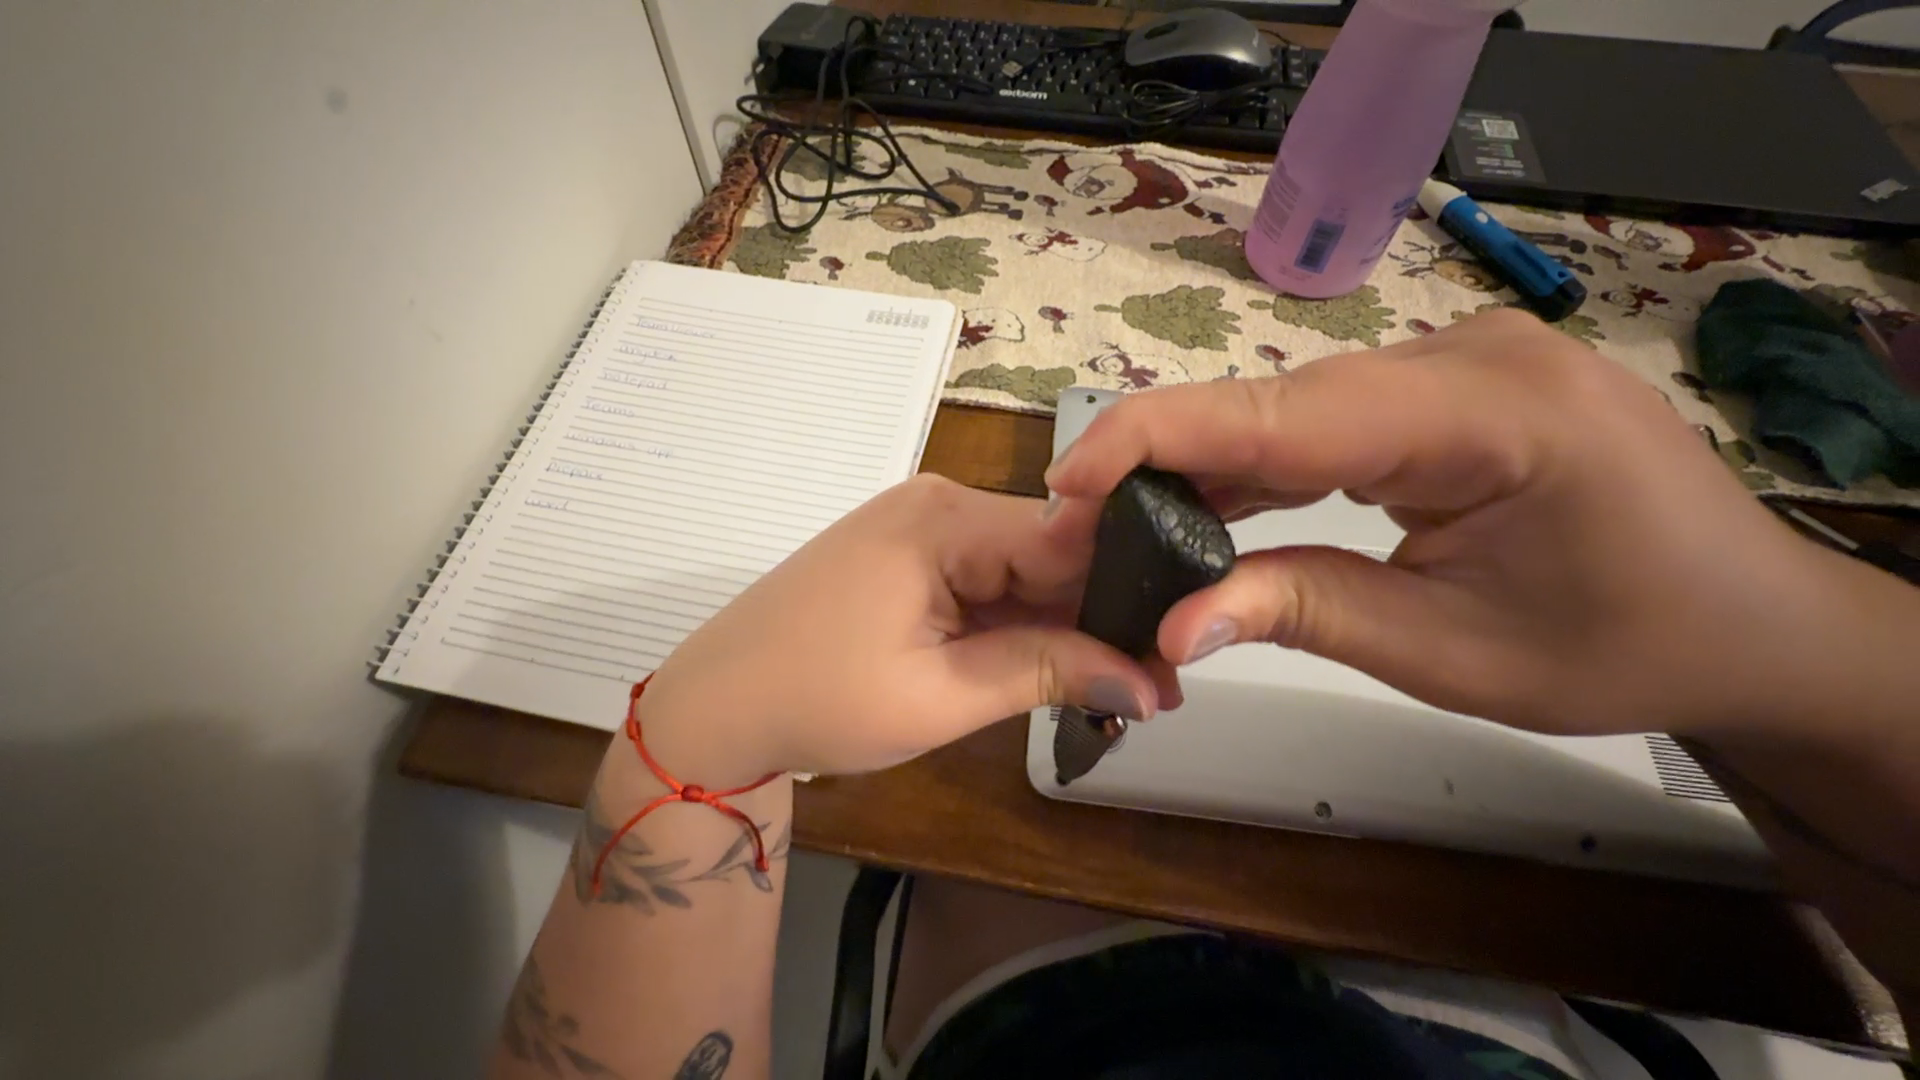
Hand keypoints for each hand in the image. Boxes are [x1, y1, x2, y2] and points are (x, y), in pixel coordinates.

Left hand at [639, 475, 1174, 786]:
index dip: (1125, 595)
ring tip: (1115, 685)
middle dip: (1097, 618)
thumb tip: (1148, 684)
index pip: (1069, 539)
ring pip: (1020, 571)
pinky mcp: (907, 556)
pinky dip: (1015, 625)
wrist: (715, 706)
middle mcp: (939, 503)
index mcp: (945, 518)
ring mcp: (919, 527)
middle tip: (1153, 685)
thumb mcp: (941, 696)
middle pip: (1047, 552)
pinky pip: (983, 581)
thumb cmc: (818, 700)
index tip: (1173, 655)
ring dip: (1059, 628)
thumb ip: (1046, 675)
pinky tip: (1052, 664)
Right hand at [1044, 309, 1862, 740]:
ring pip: (1290, 406)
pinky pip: (1324, 417)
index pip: (1285, 410)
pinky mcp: (1441, 384)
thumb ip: (1302, 614)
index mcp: (1491, 413)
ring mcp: (1456, 360)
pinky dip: (1259, 463)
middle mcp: (1466, 355)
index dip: (1161, 436)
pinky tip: (1207, 500)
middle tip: (1081, 519)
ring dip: (1206, 464)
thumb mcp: (1447, 651)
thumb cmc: (1618, 645)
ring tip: (1124, 517)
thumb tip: (1170, 628)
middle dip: (1166, 459)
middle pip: (1276, 401)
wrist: (1746, 621)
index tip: (1069, 477)